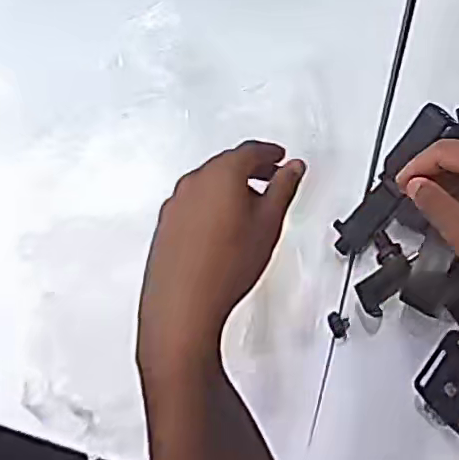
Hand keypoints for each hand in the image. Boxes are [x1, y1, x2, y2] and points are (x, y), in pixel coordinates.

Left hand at [138, 142, 304, 374]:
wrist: (182, 309)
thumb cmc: (223, 268)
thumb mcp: (270, 221)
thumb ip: (284, 187)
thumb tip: (293, 169)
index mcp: (222, 174)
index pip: (251, 150)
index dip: (271, 152)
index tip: (280, 156)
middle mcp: (194, 183)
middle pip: (228, 163)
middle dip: (253, 168)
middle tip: (272, 175)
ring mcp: (176, 205)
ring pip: (210, 183)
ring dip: (232, 187)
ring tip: (252, 206)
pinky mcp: (166, 226)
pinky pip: (194, 203)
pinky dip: (212, 205)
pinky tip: (226, 227)